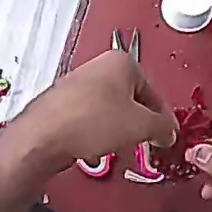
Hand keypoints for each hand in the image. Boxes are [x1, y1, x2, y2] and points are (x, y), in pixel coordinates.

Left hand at [0, 50, 175, 173]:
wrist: (44, 136)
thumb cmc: (92, 121)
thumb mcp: (141, 125)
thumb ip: (162, 127)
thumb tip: (168, 131)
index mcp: (122, 62)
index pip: (153, 92)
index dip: (161, 118)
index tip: (165, 135)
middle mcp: (99, 67)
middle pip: (131, 101)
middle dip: (138, 125)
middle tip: (143, 143)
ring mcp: (78, 85)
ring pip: (110, 112)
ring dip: (118, 132)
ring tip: (117, 148)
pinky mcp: (62, 104)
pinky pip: (89, 120)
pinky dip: (96, 135)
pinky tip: (94, 149)